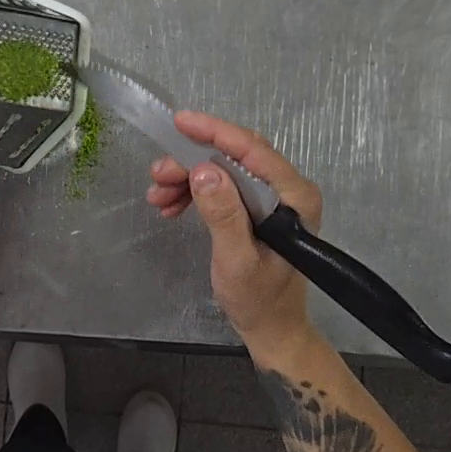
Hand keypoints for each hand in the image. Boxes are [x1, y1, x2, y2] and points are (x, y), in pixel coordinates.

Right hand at [146, 111, 321, 346]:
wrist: (271, 329)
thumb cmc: (258, 300)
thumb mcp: (236, 260)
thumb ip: (223, 215)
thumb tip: (202, 170)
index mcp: (293, 197)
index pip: (252, 150)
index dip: (215, 132)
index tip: (180, 122)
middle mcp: (286, 191)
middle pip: (235, 157)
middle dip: (192, 161)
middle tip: (157, 174)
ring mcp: (271, 200)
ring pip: (223, 172)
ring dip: (188, 179)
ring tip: (157, 196)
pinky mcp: (256, 211)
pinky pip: (222, 190)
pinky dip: (194, 194)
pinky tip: (171, 206)